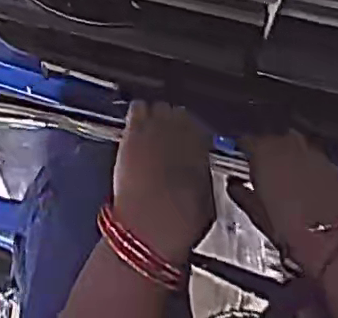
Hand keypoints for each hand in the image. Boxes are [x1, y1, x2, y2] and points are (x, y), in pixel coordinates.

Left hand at [111, 101, 214, 264]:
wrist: (145, 230)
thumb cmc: (179, 223)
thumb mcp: (207, 202)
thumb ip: (204, 173)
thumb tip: (201, 164)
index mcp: (200, 150)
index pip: (202, 126)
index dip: (199, 134)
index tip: (196, 141)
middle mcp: (177, 134)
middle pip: (179, 113)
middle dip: (179, 123)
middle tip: (175, 136)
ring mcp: (152, 130)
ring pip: (158, 107)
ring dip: (160, 116)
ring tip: (158, 130)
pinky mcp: (130, 133)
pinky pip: (136, 109)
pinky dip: (140, 113)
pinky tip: (140, 125)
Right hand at [233, 130, 337, 260]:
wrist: (328, 244)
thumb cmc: (286, 227)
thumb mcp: (254, 210)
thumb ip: (239, 189)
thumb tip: (234, 184)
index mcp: (261, 148)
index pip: (246, 141)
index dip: (244, 153)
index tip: (244, 163)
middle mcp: (286, 143)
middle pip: (272, 141)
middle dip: (269, 155)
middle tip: (269, 176)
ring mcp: (311, 152)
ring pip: (295, 149)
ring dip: (290, 159)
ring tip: (291, 181)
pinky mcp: (331, 166)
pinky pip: (314, 161)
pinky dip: (310, 169)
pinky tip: (310, 188)